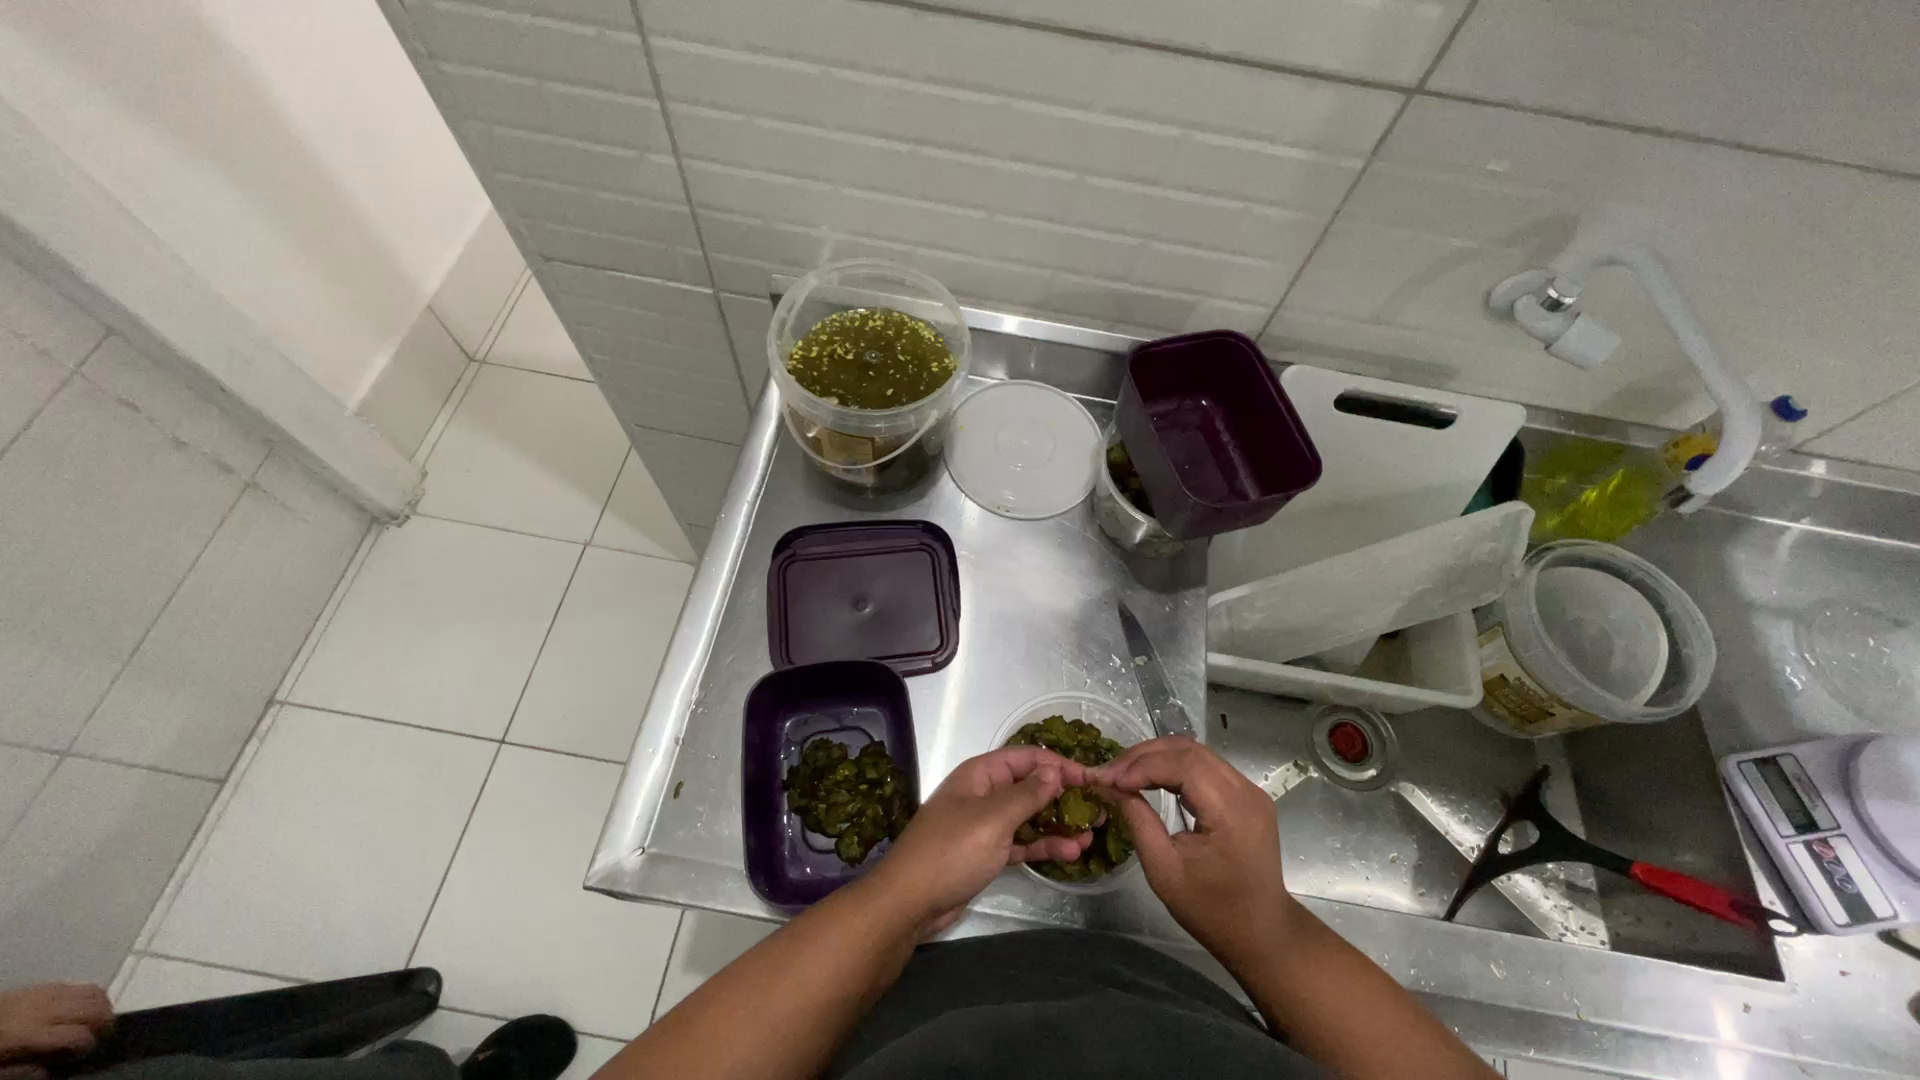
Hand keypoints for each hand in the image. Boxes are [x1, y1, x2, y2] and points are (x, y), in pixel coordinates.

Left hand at [0, 983, 111, 1072]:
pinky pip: (73, 985)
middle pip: (93, 1008)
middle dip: (105, 1022)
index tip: (85, 1056)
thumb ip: (19, 1072)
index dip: (88, 1046)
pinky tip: (77, 1009)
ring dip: (102, 1005)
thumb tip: (50, 1070)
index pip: (76, 1035)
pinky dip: (85, 996)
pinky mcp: (35, 987)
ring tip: (97, 1020)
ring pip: (91, 991)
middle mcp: (40, 1010)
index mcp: (25, 1036)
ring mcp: (39, 994)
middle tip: (102, 1036)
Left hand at [866, 746, 1094, 931]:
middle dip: (1063, 795)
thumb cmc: (951, 852)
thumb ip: (1027, 794)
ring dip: (1059, 823)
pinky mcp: (986, 853)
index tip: (1091, 778)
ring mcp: (985, 825)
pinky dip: (1044, 845)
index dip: (1059, 764)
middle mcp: (983, 793)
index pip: (1027, 757)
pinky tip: (1071, 852)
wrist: (909, 902)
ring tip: (1092, 833)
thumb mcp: (992, 819)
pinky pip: (1022, 842)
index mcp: (980, 774)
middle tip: (1099, 808)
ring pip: (1029, 816)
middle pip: (1030, 786)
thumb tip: (1054, 770)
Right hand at [1098, 737, 1296, 969]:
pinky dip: (1174, 767)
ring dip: (1157, 758)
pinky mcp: (1247, 797)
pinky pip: (1206, 767)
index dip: (1140, 765)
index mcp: (1231, 811)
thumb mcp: (1164, 870)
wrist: (1262, 934)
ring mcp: (1250, 791)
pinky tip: (1150, 780)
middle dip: (1144, 756)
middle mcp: (1246, 791)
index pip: (1182, 764)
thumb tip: (1108, 787)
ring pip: (1197, 753)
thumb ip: (1137, 821)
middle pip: (1189, 750)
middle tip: (1110, 773)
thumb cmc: (1212, 910)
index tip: (1106, 780)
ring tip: (1124, 775)